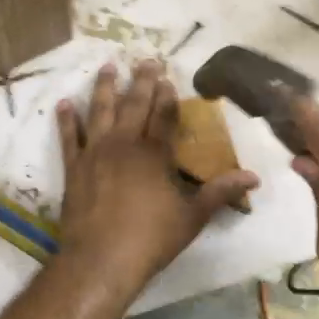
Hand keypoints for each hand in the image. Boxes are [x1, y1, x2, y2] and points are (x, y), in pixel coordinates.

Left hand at [55, 61, 258, 294]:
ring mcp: (95, 154)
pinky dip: (67, 120)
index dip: (166, 96)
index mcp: (154, 154)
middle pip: (133, 105)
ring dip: (104, 88)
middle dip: (141, 81)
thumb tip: (253, 177)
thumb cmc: (150, 239)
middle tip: (144, 60)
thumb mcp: (192, 217)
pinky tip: (65, 103)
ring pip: (100, 112)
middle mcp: (124, 145)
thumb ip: (220, 192)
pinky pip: (69, 138)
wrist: (100, 259)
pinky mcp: (74, 168)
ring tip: (107, 67)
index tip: (168, 77)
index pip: (163, 116)